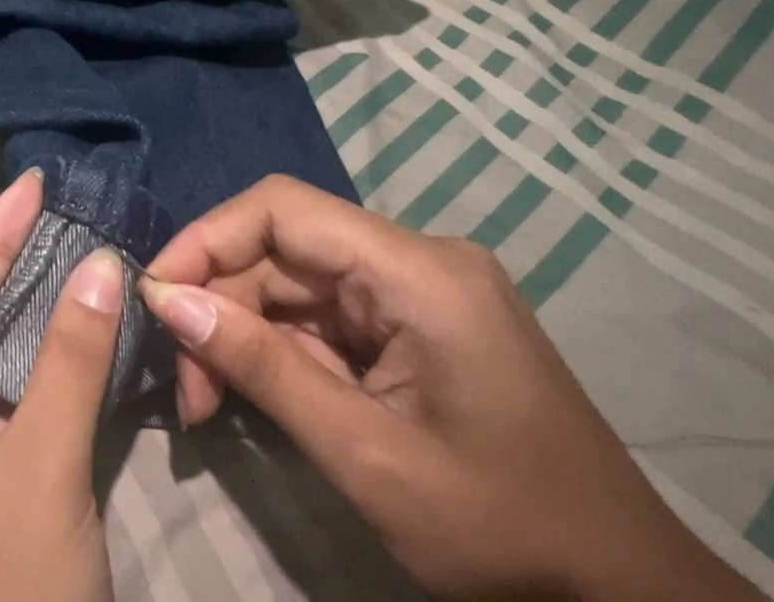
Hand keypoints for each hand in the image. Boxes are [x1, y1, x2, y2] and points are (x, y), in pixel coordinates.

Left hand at [0, 169, 123, 601]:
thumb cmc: (17, 582)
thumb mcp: (42, 464)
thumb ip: (68, 361)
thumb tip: (102, 266)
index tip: (28, 186)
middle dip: (12, 268)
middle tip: (53, 204)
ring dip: (36, 308)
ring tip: (69, 240)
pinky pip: (16, 393)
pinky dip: (50, 356)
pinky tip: (76, 311)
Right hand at [140, 175, 766, 601]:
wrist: (619, 595)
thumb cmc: (500, 526)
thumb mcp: (365, 453)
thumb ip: (262, 366)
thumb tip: (164, 298)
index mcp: (420, 273)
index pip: (281, 209)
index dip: (205, 239)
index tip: (154, 295)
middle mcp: (416, 263)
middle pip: (280, 250)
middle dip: (218, 307)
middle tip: (184, 386)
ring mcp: (415, 295)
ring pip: (290, 286)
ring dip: (239, 337)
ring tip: (206, 405)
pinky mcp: (409, 328)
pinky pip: (319, 319)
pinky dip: (275, 354)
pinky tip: (249, 398)